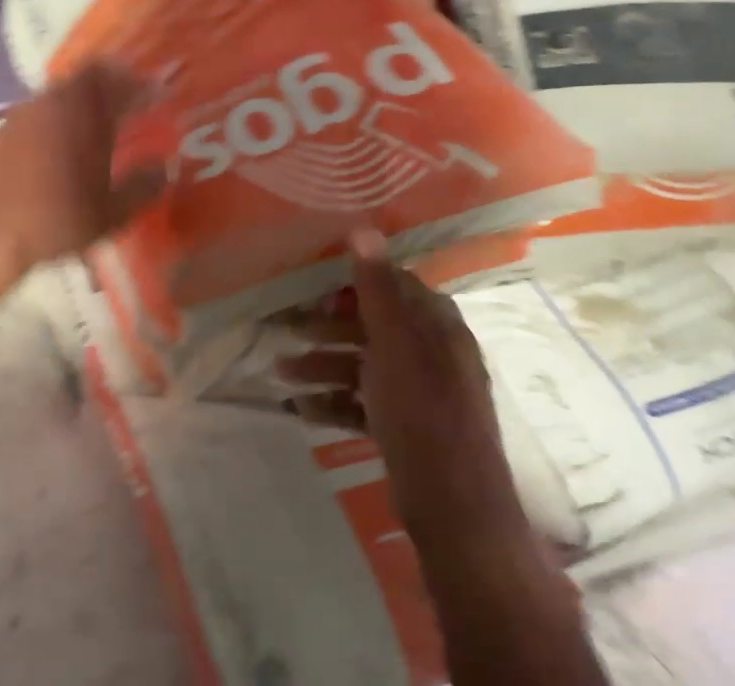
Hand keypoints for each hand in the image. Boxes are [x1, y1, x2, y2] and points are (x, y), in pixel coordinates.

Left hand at [0, 64, 166, 280]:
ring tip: (95, 130)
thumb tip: (163, 168)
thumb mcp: (110, 214)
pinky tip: (57, 149)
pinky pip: (36, 114)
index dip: (140, 83)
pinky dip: (53, 122)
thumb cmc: (54, 221)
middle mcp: (51, 102)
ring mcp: (19, 114)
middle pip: (85, 79)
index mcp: (84, 112)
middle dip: (109, 88)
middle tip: (127, 107)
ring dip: (79, 105)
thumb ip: (142, 187)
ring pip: (58, 95)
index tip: (156, 95)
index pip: (118, 79)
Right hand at [280, 230, 528, 545]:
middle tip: (287, 331)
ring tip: (283, 374)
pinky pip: (363, 403)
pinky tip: (303, 410)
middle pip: (373, 328)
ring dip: (322, 366)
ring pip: (363, 366)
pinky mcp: (405, 428)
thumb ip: (376, 290)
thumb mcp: (395, 346)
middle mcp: (433, 355)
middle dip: (327, 329)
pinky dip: (334, 402)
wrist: (452, 503)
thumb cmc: (421, 413)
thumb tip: (363, 230)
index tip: (315, 291)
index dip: (355, 287)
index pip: (397, 288)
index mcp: (439, 328)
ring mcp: (419, 394)